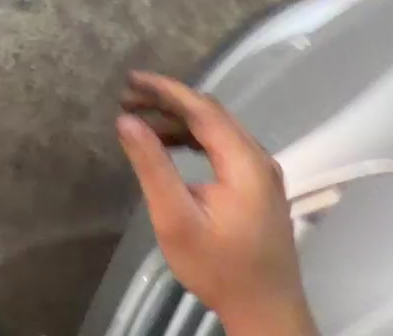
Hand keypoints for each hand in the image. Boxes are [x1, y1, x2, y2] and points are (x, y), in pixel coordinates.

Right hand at [116, 73, 314, 335]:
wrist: (266, 313)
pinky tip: (167, 144)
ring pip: (215, 127)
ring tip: (139, 119)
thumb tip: (126, 120)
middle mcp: (258, 158)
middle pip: (210, 113)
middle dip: (166, 100)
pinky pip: (221, 144)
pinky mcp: (257, 185)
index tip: (130, 80)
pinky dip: (191, 136)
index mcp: (244, 162)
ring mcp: (261, 172)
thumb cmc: (219, 267)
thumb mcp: (176, 219)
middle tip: (127, 99)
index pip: (202, 109)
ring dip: (177, 118)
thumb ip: (152, 166)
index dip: (165, 89)